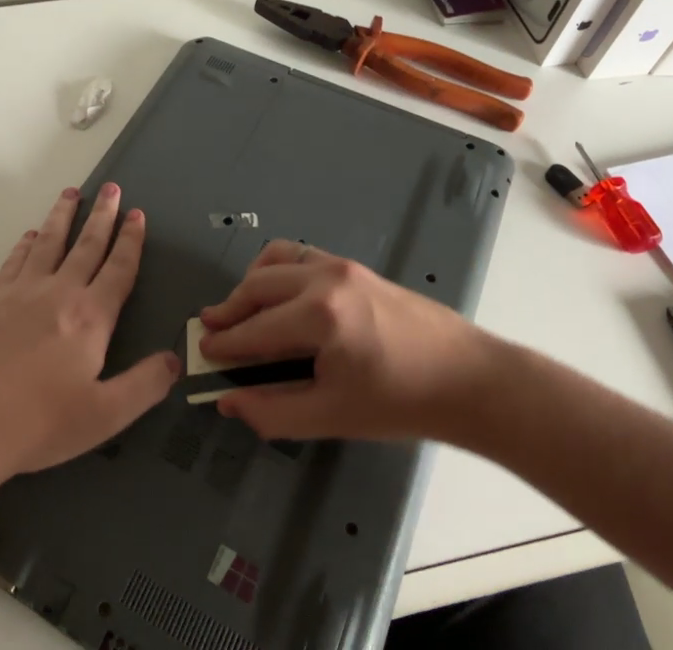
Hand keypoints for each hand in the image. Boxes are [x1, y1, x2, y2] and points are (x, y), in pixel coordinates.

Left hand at [0, 184, 178, 484]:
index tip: (136, 215)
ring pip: (47, 243)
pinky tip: (30, 237)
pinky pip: (14, 262)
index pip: (118, 269)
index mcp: (91, 318)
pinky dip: (26, 244)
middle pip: (85, 246)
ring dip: (62, 216)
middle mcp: (58, 294)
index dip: (130, 241)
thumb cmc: (40, 424)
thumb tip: (175, 360)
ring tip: (71, 193)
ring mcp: (20, 295)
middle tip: (111, 189)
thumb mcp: (105, 415)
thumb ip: (145, 385)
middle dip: (102, 216)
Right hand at [197, 241, 495, 441]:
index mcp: (318, 316)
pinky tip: (279, 296)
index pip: (254, 330)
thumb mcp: (332, 417)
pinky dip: (279, 270)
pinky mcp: (356, 267)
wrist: (469, 379)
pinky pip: (302, 256)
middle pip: (258, 286)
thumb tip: (229, 402)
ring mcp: (342, 267)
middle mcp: (324, 280)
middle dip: (230, 310)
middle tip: (210, 331)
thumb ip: (273, 411)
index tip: (202, 353)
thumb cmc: (401, 403)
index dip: (224, 344)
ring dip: (252, 284)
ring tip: (240, 309)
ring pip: (277, 261)